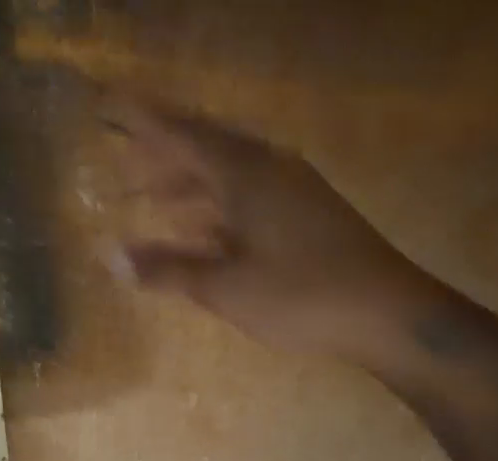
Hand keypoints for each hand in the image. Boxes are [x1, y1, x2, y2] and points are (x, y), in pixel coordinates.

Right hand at [99, 95, 444, 363]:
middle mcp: (269, 171)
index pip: (185, 138)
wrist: (386, 312)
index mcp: (247, 177)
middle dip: (164, 156)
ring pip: (228, 175)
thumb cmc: (299, 296)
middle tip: (124, 162)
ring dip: (188, 183)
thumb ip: (167, 269)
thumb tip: (111, 256)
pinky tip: (198, 229)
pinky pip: (247, 196)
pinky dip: (214, 206)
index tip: (115, 112)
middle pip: (207, 150)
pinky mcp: (305, 214)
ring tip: (150, 198)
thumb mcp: (224, 287)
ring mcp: (291, 191)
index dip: (147, 126)